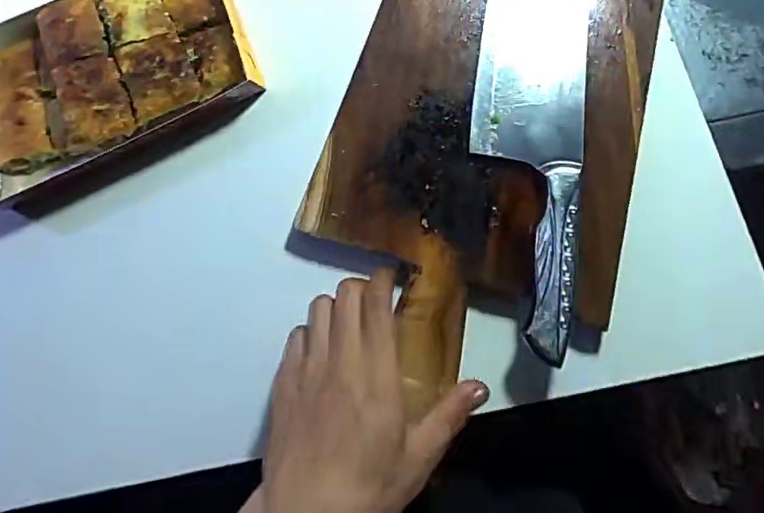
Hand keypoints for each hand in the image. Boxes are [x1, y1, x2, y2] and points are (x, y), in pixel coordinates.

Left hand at [247, 269, 487, 512]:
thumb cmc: (366, 488)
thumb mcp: (418, 458)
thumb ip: (449, 416)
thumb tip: (480, 386)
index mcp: (377, 374)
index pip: (376, 305)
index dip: (384, 280)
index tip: (393, 276)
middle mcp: (341, 362)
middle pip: (345, 296)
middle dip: (362, 287)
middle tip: (374, 301)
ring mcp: (308, 372)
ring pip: (317, 309)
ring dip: (334, 307)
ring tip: (347, 322)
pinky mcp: (283, 387)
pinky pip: (294, 337)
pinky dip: (309, 333)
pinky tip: (319, 351)